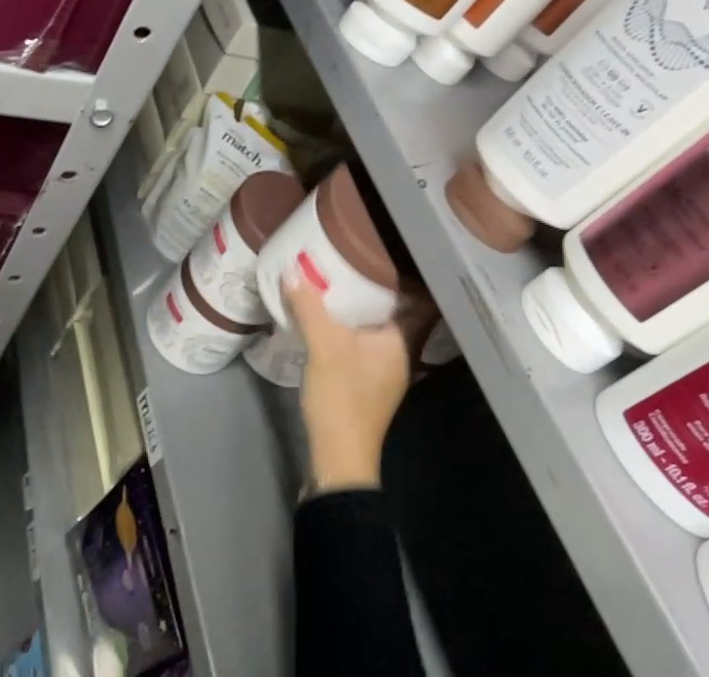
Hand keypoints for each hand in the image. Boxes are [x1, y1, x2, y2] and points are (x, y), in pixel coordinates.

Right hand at [285, 276, 413, 492]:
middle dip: (372, 286)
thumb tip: (292, 270)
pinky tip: (322, 319)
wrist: (337, 458)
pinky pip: (358, 343)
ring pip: (372, 328)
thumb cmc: (342, 399)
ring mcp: (381, 372)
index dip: (402, 273)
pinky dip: (345, 328)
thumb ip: (309, 307)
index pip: (416, 299)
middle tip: (349, 256)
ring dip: (356, 308)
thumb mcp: (323, 348)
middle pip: (391, 311)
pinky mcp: (363, 384)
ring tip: (332, 281)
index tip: (379, 249)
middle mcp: (397, 354)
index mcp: (400, 342)